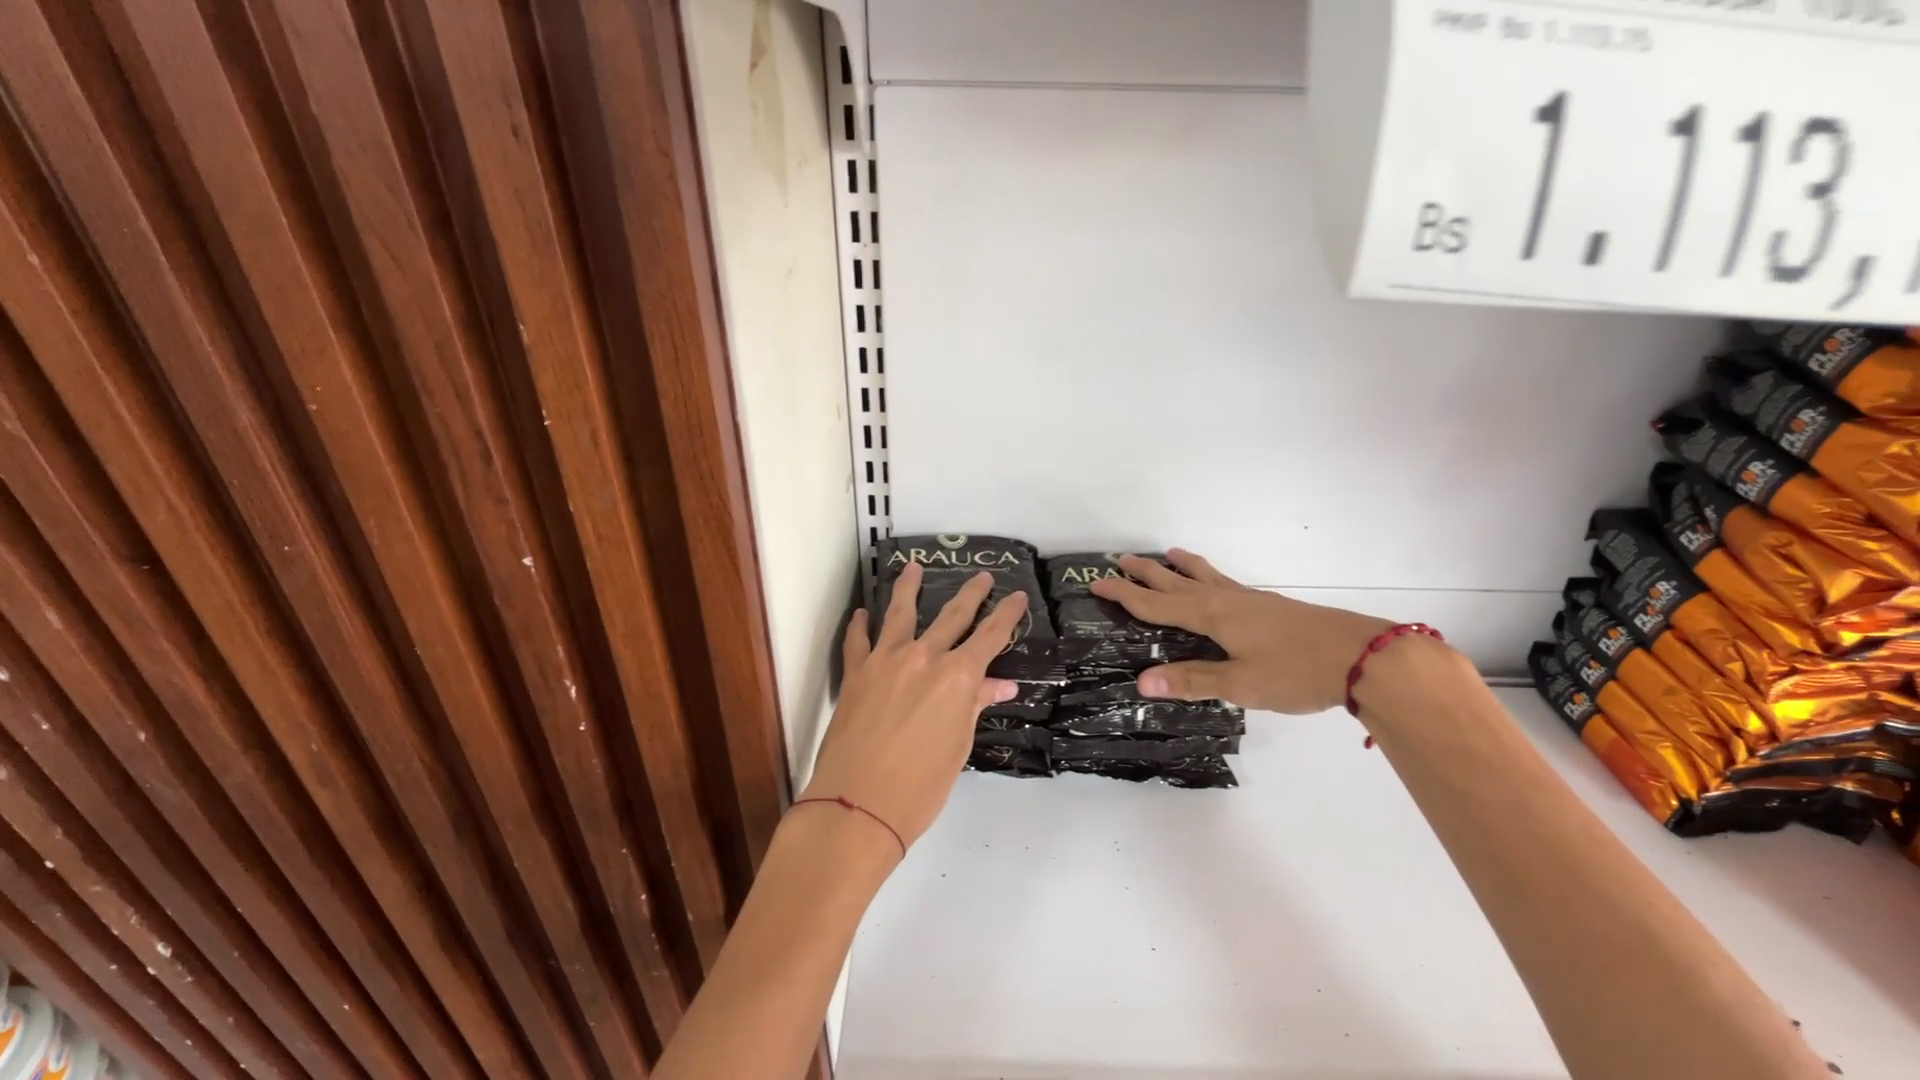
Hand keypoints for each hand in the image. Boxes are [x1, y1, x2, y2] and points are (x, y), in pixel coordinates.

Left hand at [801, 563, 1025, 851]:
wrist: (859, 803)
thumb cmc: (921, 786)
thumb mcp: (958, 746)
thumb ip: (974, 706)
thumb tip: (1001, 685)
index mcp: (958, 677)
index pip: (990, 636)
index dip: (1006, 615)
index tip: (1017, 597)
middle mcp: (924, 657)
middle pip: (952, 616)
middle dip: (971, 594)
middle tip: (982, 575)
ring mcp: (885, 661)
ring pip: (899, 613)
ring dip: (908, 587)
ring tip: (912, 567)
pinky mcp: (855, 673)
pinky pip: (858, 639)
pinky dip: (861, 624)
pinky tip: (862, 613)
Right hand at [1090, 549, 1393, 713]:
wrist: (1361, 657)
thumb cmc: (1297, 672)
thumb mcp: (1241, 684)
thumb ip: (1193, 680)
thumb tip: (1140, 681)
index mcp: (1212, 616)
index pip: (1157, 604)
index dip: (1125, 595)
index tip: (1096, 581)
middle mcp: (1227, 601)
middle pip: (1177, 582)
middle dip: (1147, 573)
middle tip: (1120, 559)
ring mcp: (1251, 601)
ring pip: (1205, 577)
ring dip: (1181, 567)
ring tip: (1167, 554)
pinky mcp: (1270, 608)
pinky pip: (1226, 583)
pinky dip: (1209, 577)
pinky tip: (1218, 585)